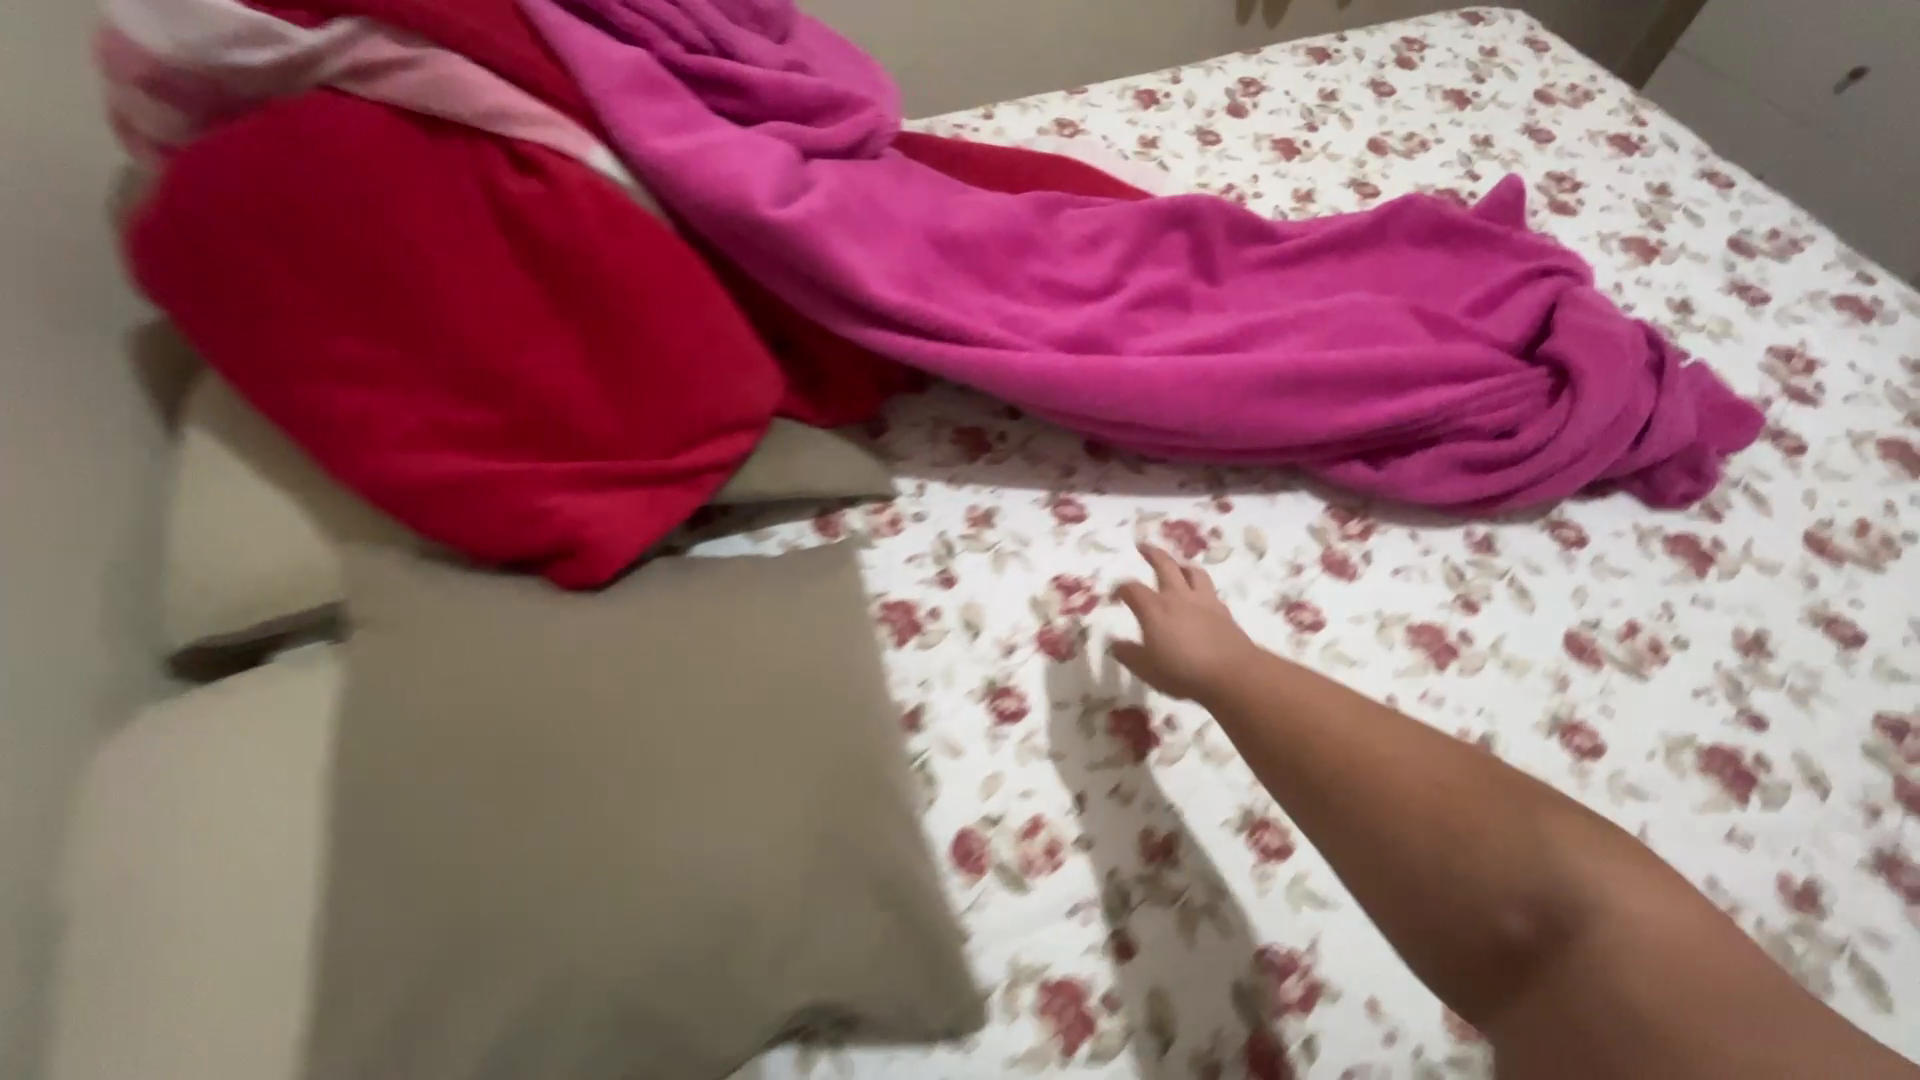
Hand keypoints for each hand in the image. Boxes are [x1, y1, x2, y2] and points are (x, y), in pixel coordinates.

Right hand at [1111, 543, 1264, 702]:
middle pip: (1164, 565)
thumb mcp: (1147, 670)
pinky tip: (1200, 594)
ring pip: (1192, 571)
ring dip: (1182, 565)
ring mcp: (1203, 601)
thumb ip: (1129, 655)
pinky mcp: (1223, 611)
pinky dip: (1200, 586)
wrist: (1233, 674)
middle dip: (1152, 554)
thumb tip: (1114, 644)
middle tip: (1143, 546)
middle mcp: (1178, 597)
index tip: (1116, 593)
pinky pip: (1209, 589)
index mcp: (1154, 609)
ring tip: (1177, 565)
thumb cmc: (1184, 673)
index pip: (1132, 589)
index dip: (1121, 588)